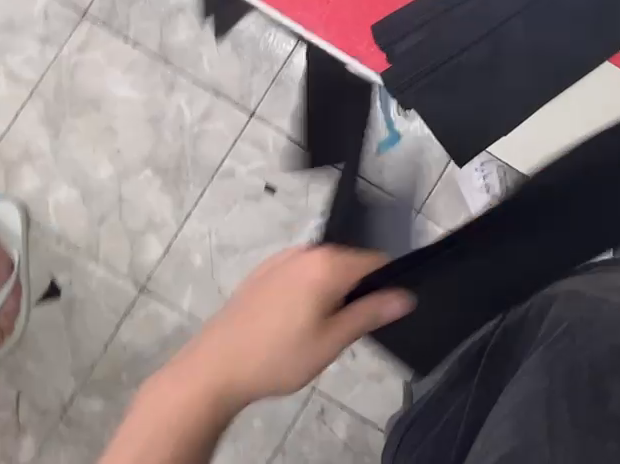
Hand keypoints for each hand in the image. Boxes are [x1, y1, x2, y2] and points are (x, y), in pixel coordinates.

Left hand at [160, 245, 414, 406]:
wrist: (213, 369)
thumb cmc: (277, 357)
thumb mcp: (332, 341)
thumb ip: (371, 313)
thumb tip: (406, 296)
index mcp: (329, 263)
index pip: (377, 260)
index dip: (385, 285)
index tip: (378, 314)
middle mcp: (308, 251)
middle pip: (350, 263)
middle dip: (354, 291)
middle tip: (341, 330)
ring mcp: (283, 258)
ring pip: (324, 268)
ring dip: (330, 291)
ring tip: (313, 331)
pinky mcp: (263, 271)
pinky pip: (299, 272)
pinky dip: (305, 290)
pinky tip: (290, 323)